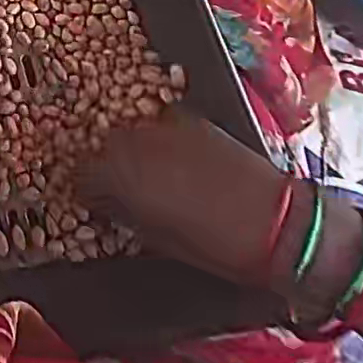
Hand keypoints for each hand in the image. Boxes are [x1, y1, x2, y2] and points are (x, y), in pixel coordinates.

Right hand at [76, 108, 289, 285]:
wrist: (282, 224)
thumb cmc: (216, 246)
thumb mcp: (157, 238)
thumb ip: (122, 211)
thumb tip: (105, 200)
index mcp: (117, 175)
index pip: (80, 172)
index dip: (86, 186)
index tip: (95, 196)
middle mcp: (129, 142)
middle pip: (100, 145)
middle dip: (105, 162)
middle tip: (121, 182)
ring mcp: (157, 125)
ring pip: (125, 128)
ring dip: (129, 145)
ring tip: (147, 165)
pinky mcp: (185, 117)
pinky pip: (155, 120)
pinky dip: (156, 134)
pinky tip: (171, 150)